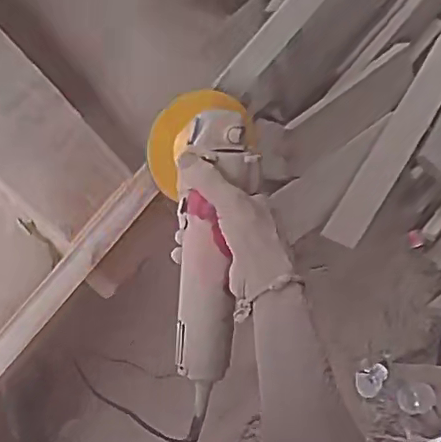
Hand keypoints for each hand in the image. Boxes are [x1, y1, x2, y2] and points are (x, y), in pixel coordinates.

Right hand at [177, 152, 295, 299]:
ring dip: (191, 234)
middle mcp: (253, 222)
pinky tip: (180, 255)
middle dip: (196, 213)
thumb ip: (208, 180)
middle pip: (218, 210)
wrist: (261, 283)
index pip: (231, 187)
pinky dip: (192, 253)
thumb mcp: (230, 202)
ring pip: (211, 233)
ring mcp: (243, 244)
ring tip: (179, 238)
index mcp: (258, 203)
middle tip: (181, 216)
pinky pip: (208, 253)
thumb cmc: (252, 239)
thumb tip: (184, 157)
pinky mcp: (232, 265)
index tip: (190, 188)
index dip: (209, 185)